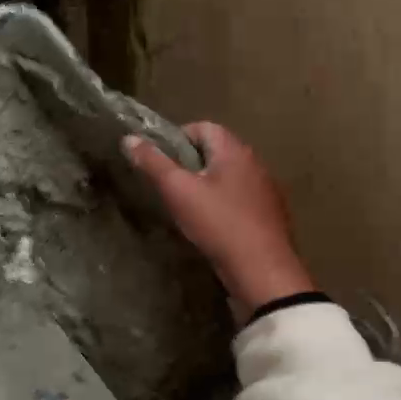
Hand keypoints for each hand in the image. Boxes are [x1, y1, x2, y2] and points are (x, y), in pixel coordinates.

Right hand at [122, 123, 314, 319]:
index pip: (204, 127)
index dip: (178, 137)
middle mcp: (255, 165)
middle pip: (216, 150)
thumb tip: (130, 138)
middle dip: (190, 161)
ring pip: (228, 175)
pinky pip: (240, 197)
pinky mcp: (270, 215)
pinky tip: (210, 223)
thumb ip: (152, 162)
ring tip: (185, 203)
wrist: (263, 272)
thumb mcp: (177, 190)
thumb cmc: (218, 223)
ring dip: (206, 183)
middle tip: (168, 181)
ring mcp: (266, 191)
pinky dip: (222, 202)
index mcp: (235, 152)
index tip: (160, 159)